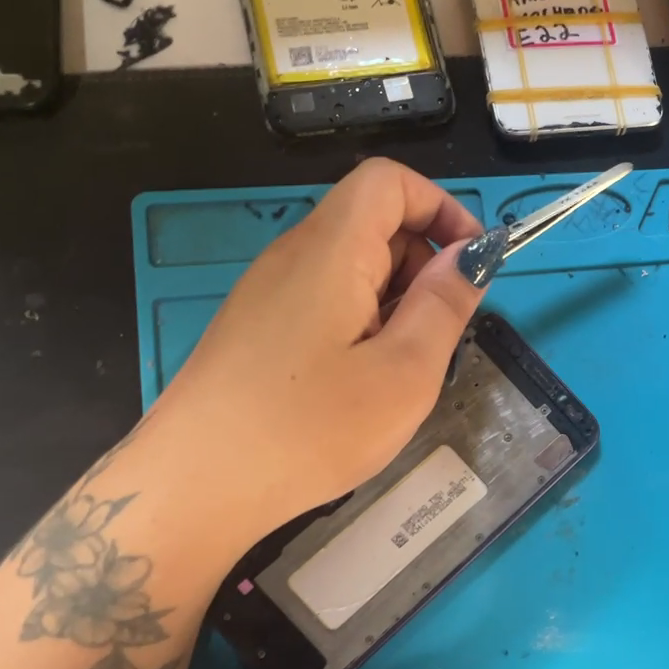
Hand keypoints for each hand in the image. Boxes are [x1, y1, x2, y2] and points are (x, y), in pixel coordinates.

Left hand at [142, 158, 506, 548]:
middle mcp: (293, 256)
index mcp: (331, 250)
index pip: (388, 181)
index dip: (441, 206)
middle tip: (440, 338)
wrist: (195, 487)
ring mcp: (269, 293)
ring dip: (395, 303)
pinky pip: (325, 302)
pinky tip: (360, 386)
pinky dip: (362, 326)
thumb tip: (472, 255)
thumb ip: (444, 305)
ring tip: (400, 373)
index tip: (473, 264)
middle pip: (372, 224)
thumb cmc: (310, 429)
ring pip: (351, 269)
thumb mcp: (404, 372)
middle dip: (423, 265)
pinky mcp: (257, 329)